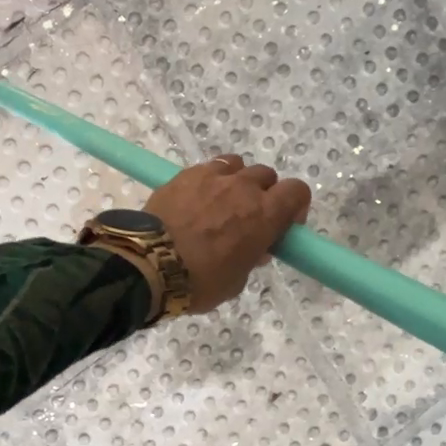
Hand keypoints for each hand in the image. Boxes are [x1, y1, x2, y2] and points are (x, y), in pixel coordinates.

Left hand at [144, 154, 310, 312]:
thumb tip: (254, 247)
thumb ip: (250, 256)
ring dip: (234, 180)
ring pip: (235, 165)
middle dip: (261, 193)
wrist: (148, 264)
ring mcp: (211, 178)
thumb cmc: (199, 280)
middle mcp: (243, 188)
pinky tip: (192, 200)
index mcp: (265, 214)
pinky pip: (204, 168)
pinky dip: (205, 181)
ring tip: (218, 203)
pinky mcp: (182, 176)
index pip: (297, 192)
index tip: (282, 223)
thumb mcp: (236, 279)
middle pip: (265, 176)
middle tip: (246, 216)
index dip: (293, 205)